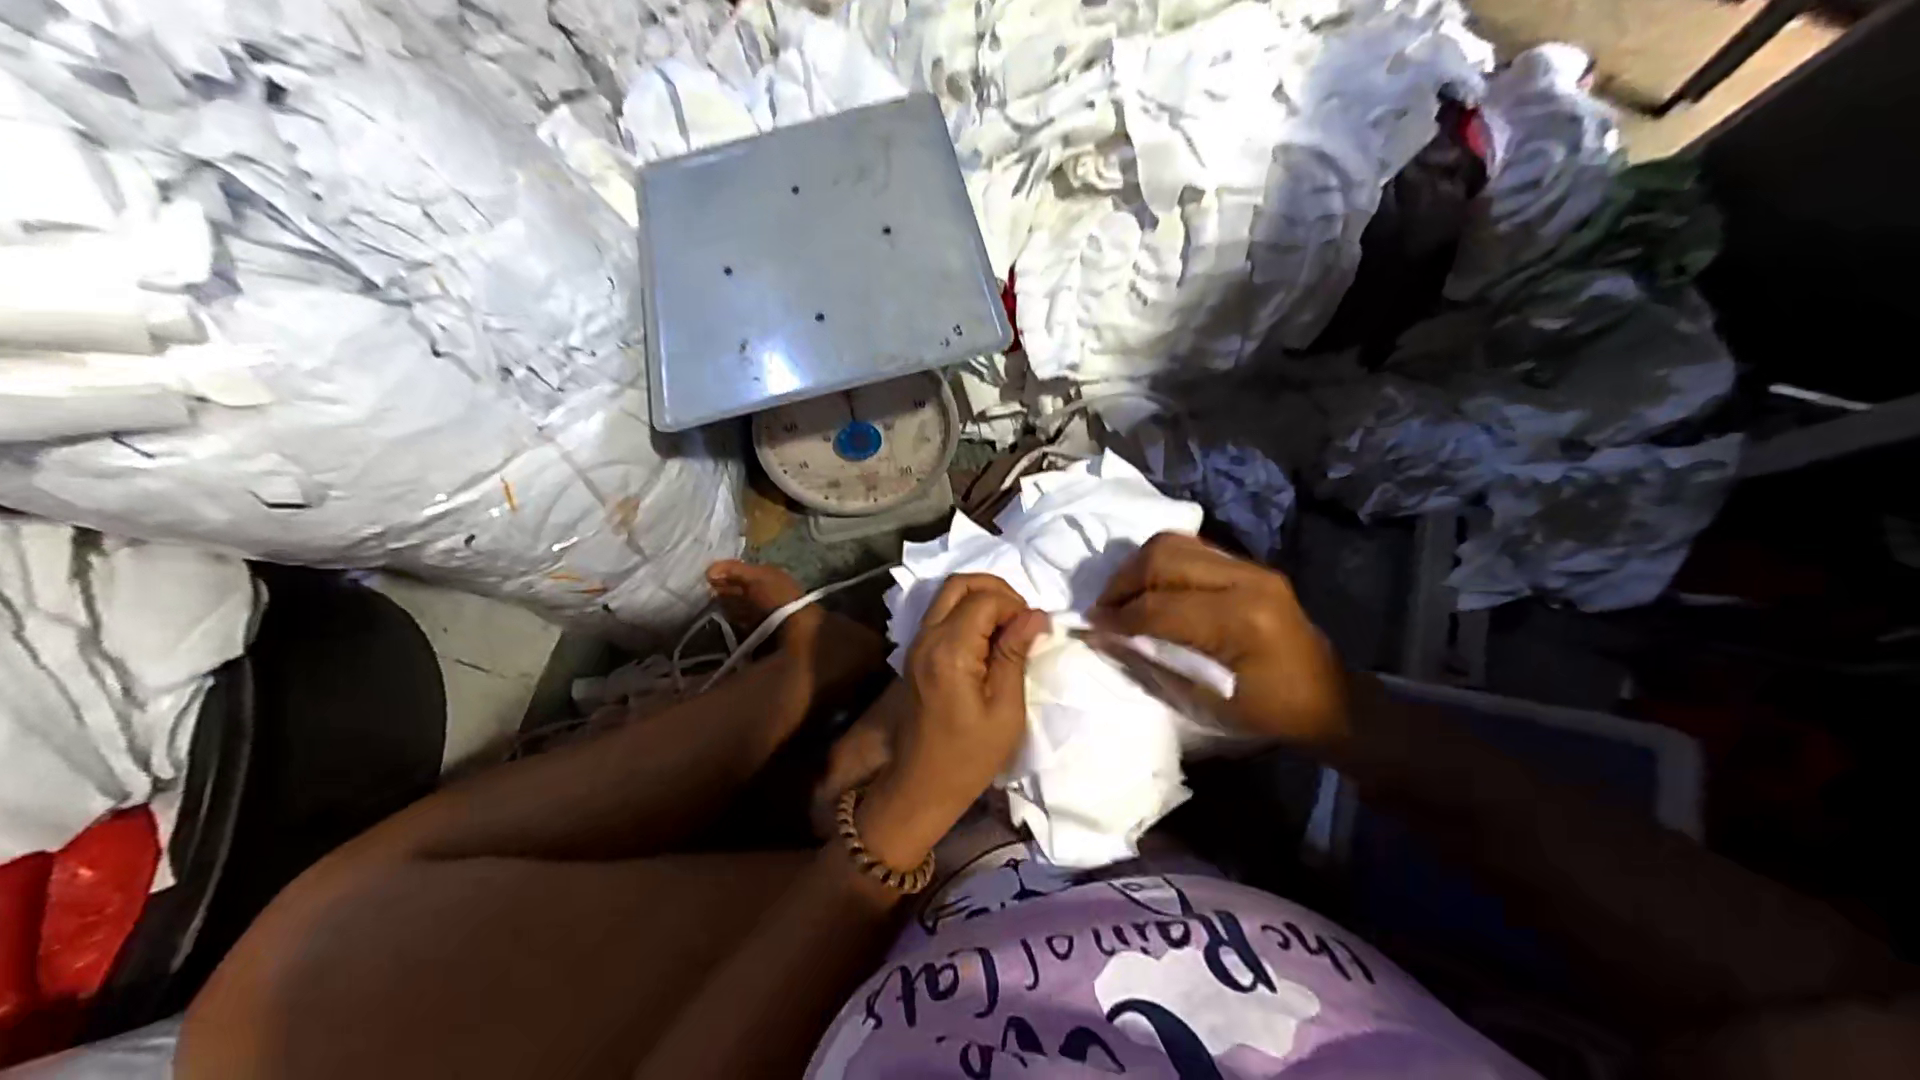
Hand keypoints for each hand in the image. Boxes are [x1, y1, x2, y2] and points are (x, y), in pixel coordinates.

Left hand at [859, 575, 1045, 863]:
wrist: (922, 784)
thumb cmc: (970, 756)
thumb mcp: (1006, 710)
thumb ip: (1014, 654)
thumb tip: (1035, 615)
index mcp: (950, 651)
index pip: (984, 599)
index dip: (1014, 606)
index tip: (1034, 630)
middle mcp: (927, 638)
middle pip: (959, 584)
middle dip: (996, 590)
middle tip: (1021, 618)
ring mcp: (916, 643)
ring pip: (947, 594)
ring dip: (980, 598)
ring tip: (1008, 626)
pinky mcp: (915, 653)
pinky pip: (940, 613)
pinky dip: (966, 611)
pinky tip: (988, 637)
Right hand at [1090, 533, 1352, 745]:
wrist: (1331, 699)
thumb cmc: (1270, 711)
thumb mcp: (1208, 701)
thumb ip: (1153, 661)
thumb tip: (1104, 636)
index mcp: (1241, 620)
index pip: (1159, 606)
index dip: (1117, 617)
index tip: (1090, 627)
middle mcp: (1247, 580)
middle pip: (1163, 558)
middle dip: (1122, 582)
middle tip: (1102, 608)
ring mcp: (1251, 567)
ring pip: (1174, 543)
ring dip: (1138, 567)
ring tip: (1121, 595)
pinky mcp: (1250, 565)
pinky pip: (1191, 549)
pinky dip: (1160, 564)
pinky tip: (1148, 587)